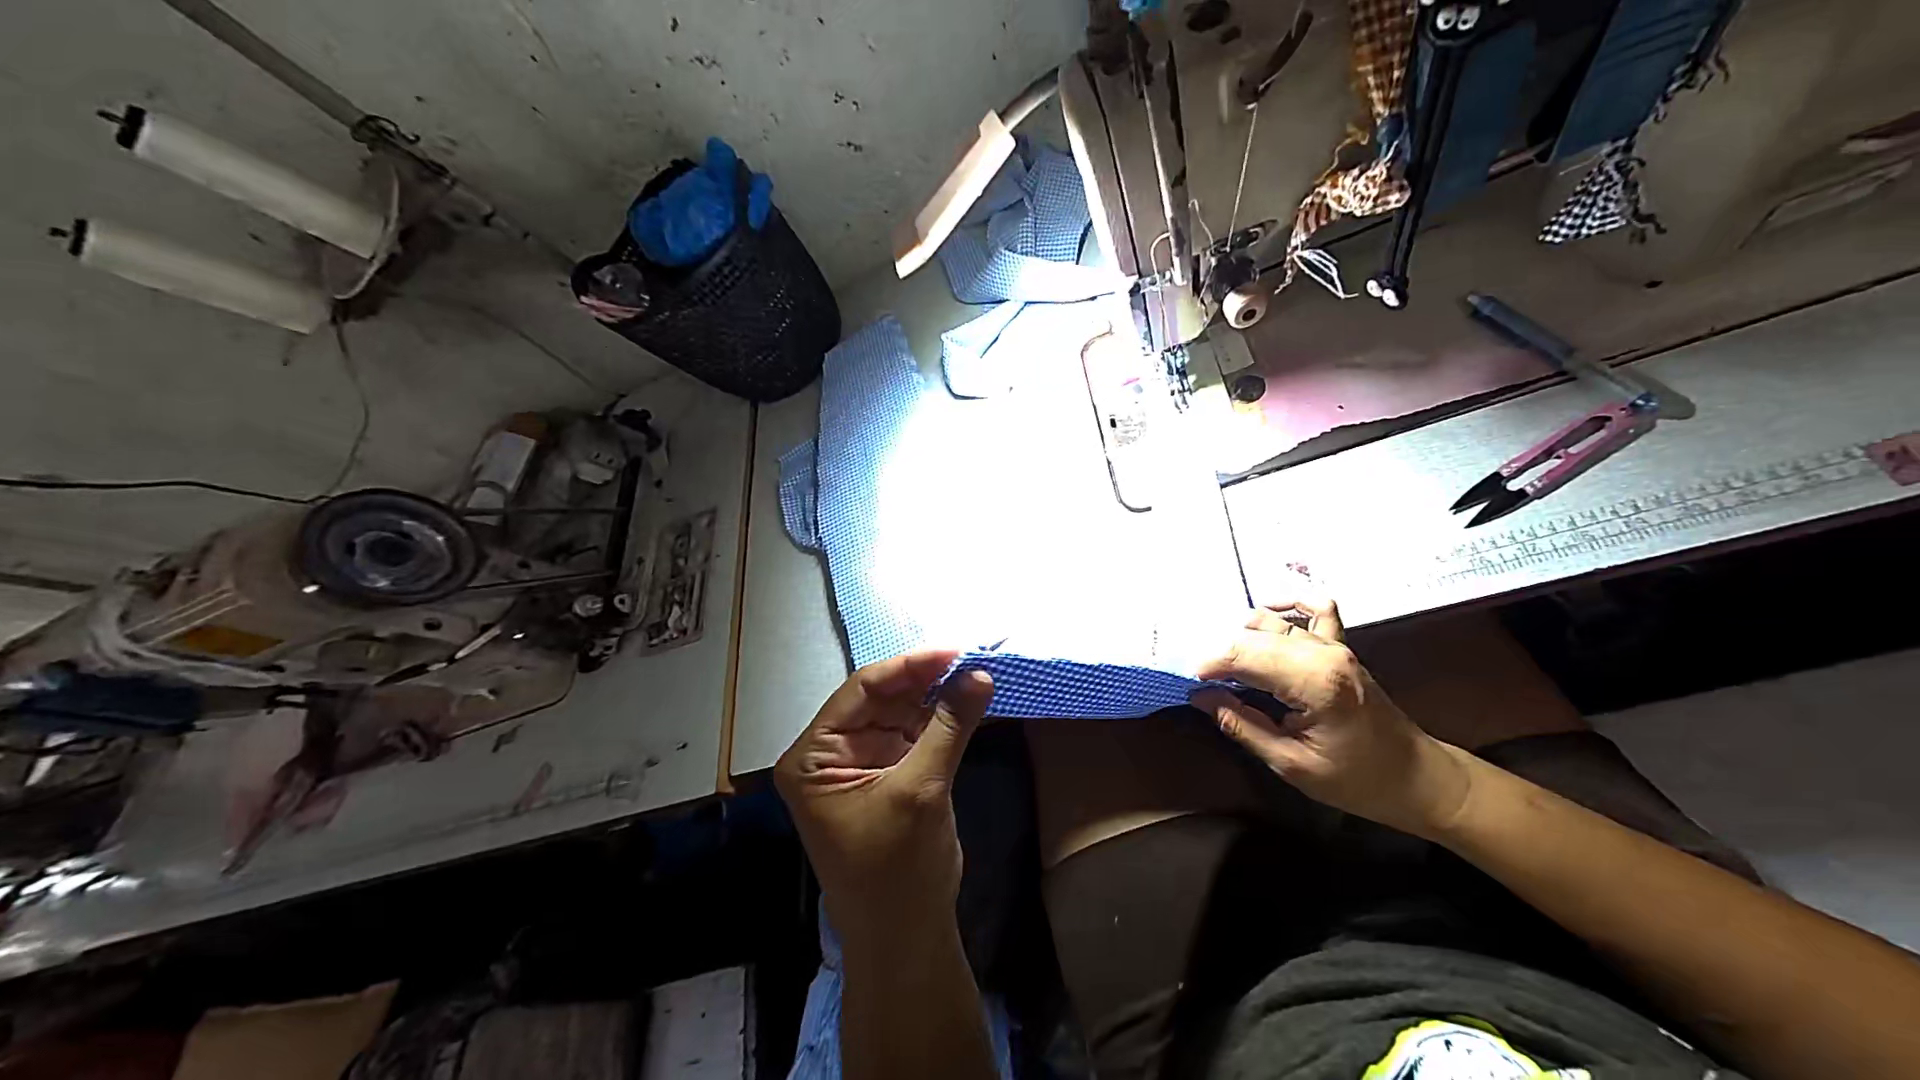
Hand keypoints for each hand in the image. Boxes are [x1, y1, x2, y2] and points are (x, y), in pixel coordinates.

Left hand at [774, 650, 995, 937]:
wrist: (906, 940)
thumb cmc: (897, 872)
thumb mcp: (921, 792)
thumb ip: (948, 727)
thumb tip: (979, 674)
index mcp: (813, 757)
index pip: (860, 691)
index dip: (908, 667)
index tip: (953, 650)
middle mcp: (831, 754)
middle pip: (880, 699)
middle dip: (923, 680)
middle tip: (970, 660)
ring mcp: (861, 764)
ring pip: (900, 714)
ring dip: (935, 698)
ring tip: (974, 675)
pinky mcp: (889, 776)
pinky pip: (914, 735)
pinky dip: (940, 721)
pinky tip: (967, 703)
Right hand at [1190, 599, 1469, 835]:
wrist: (1418, 779)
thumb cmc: (1357, 780)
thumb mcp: (1291, 764)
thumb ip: (1242, 725)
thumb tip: (1201, 698)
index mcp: (1314, 682)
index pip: (1244, 655)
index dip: (1209, 665)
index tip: (1188, 682)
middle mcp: (1324, 652)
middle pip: (1253, 635)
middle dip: (1220, 653)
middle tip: (1201, 680)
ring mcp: (1336, 645)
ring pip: (1274, 622)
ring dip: (1243, 636)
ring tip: (1225, 664)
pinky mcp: (1342, 647)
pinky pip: (1314, 609)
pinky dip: (1288, 605)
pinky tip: (1267, 613)